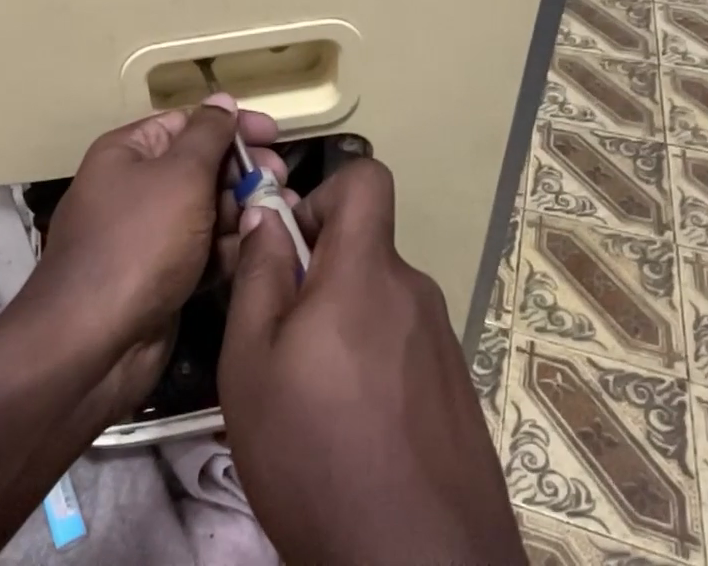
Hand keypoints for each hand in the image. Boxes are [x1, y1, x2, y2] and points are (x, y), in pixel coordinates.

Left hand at [29, 94, 283, 412]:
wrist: (95, 341)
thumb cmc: (139, 242)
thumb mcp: (179, 176)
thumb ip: (208, 135)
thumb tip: (221, 99)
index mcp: (129, 153)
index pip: (187, 123)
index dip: (232, 125)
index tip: (275, 134)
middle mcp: (137, 188)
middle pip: (201, 166)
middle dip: (244, 171)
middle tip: (281, 181)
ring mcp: (151, 236)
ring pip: (209, 210)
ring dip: (246, 209)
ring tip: (285, 213)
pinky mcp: (165, 276)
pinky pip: (205, 250)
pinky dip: (233, 246)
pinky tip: (265, 245)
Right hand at [218, 160, 525, 564]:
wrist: (416, 564)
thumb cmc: (312, 454)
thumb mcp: (253, 362)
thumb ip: (259, 275)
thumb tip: (267, 214)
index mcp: (367, 273)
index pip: (367, 180)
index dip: (323, 195)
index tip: (289, 248)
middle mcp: (414, 293)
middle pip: (364, 249)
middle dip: (317, 274)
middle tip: (278, 342)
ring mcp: (441, 342)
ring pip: (378, 302)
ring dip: (339, 325)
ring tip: (308, 397)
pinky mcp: (454, 387)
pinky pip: (400, 345)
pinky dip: (368, 362)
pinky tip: (350, 428)